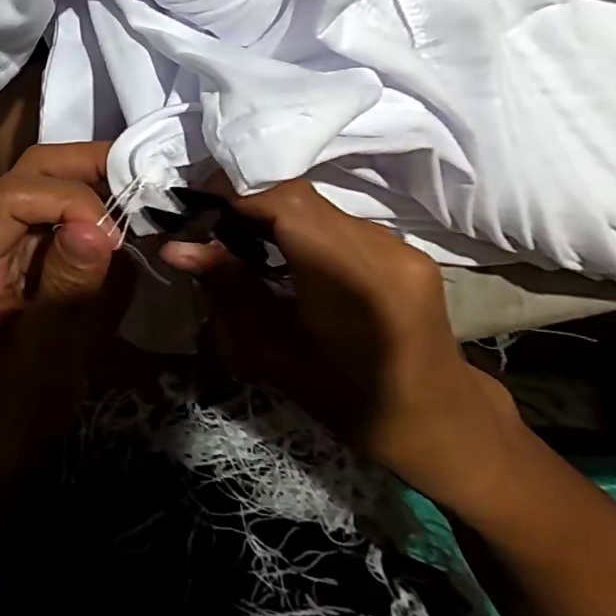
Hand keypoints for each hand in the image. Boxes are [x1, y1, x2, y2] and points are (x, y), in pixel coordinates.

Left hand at [0, 142, 132, 469]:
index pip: (16, 196)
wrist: (10, 430)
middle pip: (31, 171)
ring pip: (49, 177)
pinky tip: (128, 219)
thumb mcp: (47, 355)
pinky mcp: (34, 246)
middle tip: (138, 188)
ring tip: (139, 198)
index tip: (113, 237)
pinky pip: (66, 205)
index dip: (70, 200)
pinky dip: (100, 202)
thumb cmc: (19, 403)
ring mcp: (9, 238)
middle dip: (86, 169)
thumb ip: (68, 290)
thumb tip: (97, 228)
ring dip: (96, 180)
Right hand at [161, 177, 523, 503]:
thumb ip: (230, 291)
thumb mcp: (278, 356)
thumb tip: (176, 247)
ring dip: (274, 219)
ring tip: (242, 251)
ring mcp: (398, 243)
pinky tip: (288, 263)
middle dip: (247, 206)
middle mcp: (381, 246)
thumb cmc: (352, 404)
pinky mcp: (403, 248)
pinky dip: (303, 232)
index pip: (286, 200)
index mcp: (350, 276)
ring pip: (319, 208)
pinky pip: (340, 224)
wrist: (440, 423)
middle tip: (208, 234)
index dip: (235, 192)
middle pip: (301, 198)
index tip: (195, 210)